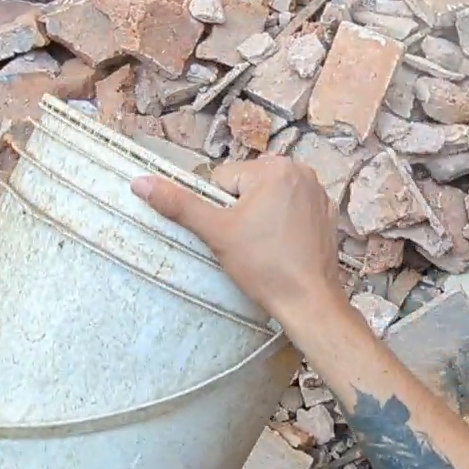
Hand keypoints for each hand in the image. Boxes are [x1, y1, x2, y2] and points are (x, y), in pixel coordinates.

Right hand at [132, 158, 342, 322]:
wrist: (309, 300)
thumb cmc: (263, 266)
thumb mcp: (216, 232)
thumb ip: (179, 204)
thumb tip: (140, 181)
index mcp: (274, 167)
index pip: (223, 180)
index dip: (219, 210)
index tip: (232, 233)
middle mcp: (301, 171)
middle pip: (248, 186)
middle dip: (241, 211)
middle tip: (248, 242)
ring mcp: (318, 192)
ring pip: (269, 198)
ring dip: (262, 216)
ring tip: (266, 246)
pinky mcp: (328, 213)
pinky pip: (293, 210)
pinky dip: (285, 224)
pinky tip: (284, 247)